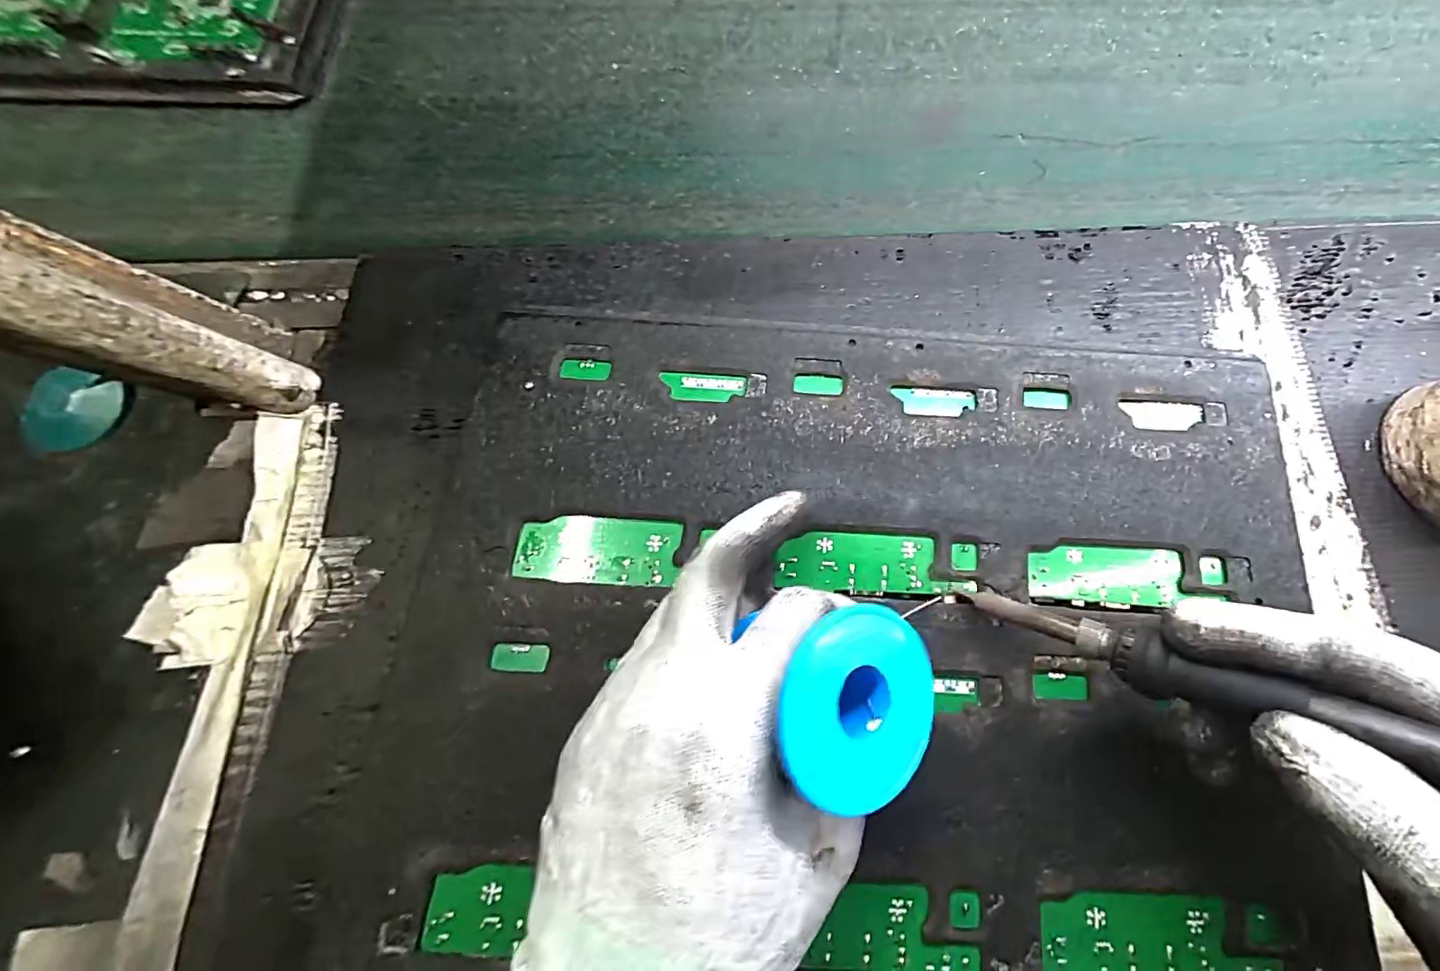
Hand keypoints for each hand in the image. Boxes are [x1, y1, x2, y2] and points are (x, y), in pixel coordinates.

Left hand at [514, 492, 859, 970]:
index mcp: (721, 722)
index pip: (790, 615)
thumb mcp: (816, 853)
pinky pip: (647, 659)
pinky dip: (689, 646)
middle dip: (753, 528)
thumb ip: (843, 765)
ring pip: (672, 612)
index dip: (831, 610)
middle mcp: (657, 696)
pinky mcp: (589, 734)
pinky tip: (716, 682)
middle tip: (787, 511)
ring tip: (760, 615)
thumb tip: (850, 713)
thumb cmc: (712, 942)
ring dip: (722, 596)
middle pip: (705, 572)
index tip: (846, 629)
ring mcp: (612, 710)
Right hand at [1163, 599, 1439, 970]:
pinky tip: (1227, 751)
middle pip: (1329, 674)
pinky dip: (1255, 741)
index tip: (1185, 630)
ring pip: (1310, 702)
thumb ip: (1415, 841)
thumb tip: (1285, 732)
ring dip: (1236, 710)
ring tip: (1192, 728)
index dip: (1260, 637)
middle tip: (1161, 667)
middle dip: (1233, 672)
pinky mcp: (1414, 787)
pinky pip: (1314, 740)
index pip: (1367, 662)